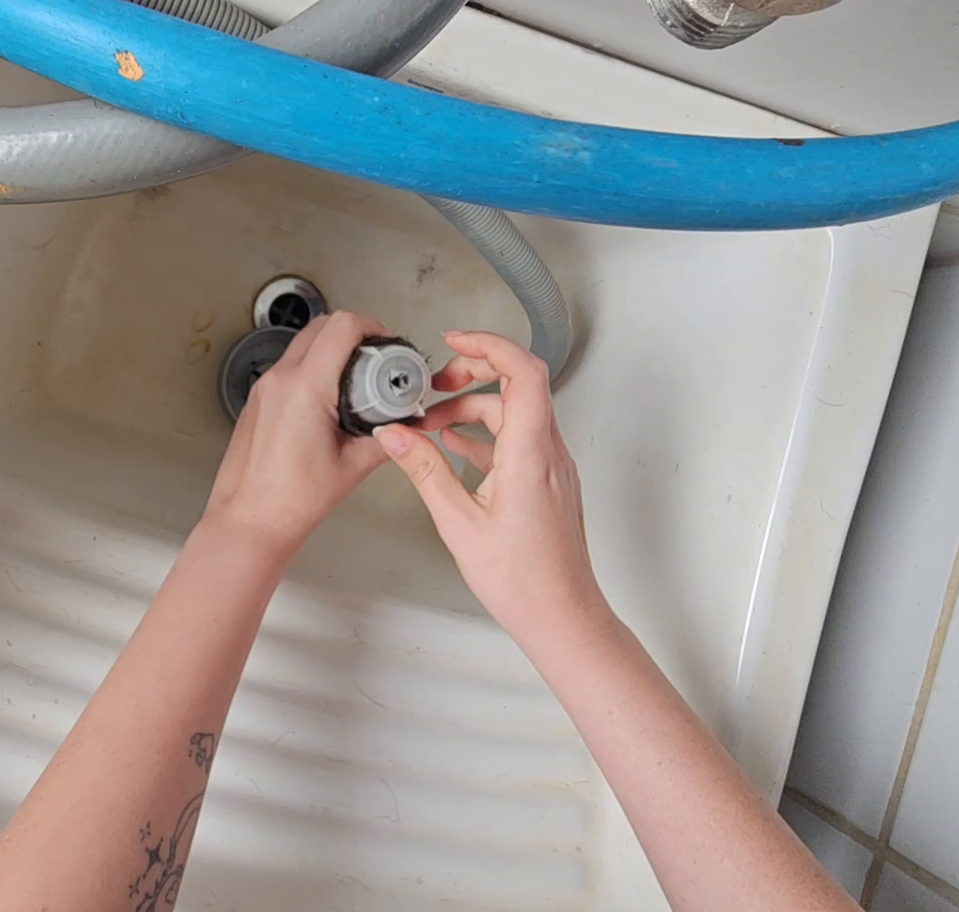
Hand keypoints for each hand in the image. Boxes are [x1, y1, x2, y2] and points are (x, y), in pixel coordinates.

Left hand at [202, 311, 392, 555]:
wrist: (250, 519)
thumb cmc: (289, 500)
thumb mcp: (353, 466)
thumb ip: (387, 438)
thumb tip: (405, 424)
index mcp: (305, 388)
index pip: (342, 327)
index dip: (372, 326)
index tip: (387, 342)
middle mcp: (279, 380)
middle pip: (321, 326)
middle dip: (354, 334)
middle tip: (376, 359)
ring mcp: (263, 388)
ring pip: (302, 345)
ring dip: (331, 350)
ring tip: (355, 382)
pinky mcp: (257, 400)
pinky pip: (288, 368)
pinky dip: (312, 369)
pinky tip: (328, 401)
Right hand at [372, 330, 602, 632]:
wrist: (563, 618)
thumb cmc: (522, 581)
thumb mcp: (457, 522)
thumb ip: (424, 470)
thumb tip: (395, 435)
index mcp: (531, 455)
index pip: (524, 373)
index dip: (488, 345)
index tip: (453, 340)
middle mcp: (549, 453)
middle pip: (518, 384)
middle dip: (472, 372)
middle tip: (434, 383)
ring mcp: (551, 466)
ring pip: (513, 411)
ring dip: (471, 406)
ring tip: (430, 423)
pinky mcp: (546, 480)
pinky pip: (516, 437)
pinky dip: (483, 431)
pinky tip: (454, 445)